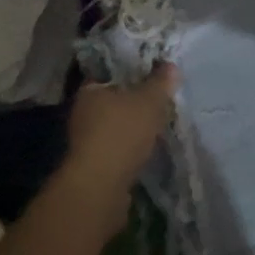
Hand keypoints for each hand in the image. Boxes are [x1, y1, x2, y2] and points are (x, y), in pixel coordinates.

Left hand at [62, 64, 179, 190]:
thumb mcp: (149, 101)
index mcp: (90, 89)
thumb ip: (160, 82)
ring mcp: (85, 140)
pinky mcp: (93, 165)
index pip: (111, 71)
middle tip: (158, 99)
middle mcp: (82, 112)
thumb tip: (171, 66)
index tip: (151, 72)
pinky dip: (129, 147)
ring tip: (156, 125)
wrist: (100, 188)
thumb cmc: (121, 133)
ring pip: (115, 125)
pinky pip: (116, 147)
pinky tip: (146, 149)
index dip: (131, 70)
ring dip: (132, 126)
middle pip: (113, 99)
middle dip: (134, 101)